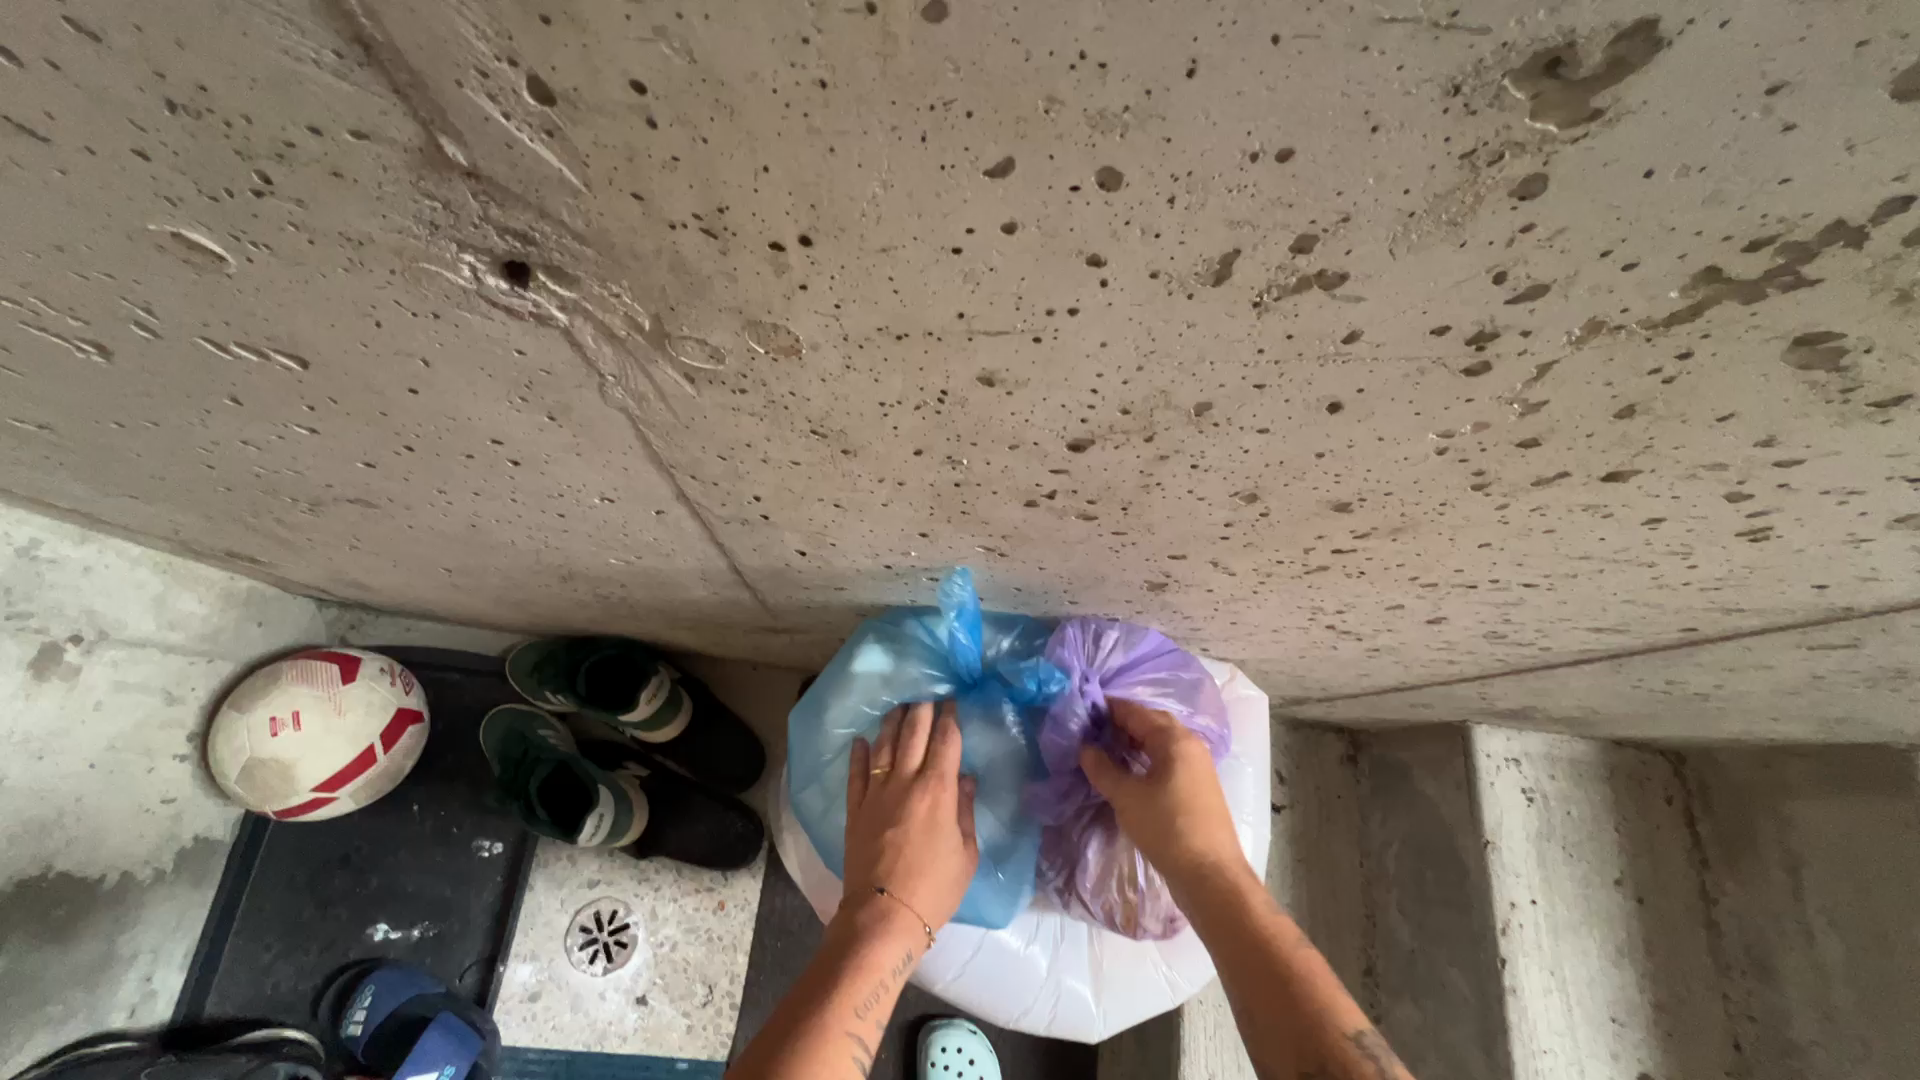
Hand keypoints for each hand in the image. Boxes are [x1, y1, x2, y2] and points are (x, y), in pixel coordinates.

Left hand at [842, 700, 979, 932]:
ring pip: (883, 746)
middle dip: (922, 710)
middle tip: (927, 695)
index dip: (950, 717)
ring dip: (891, 723)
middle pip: (913, 733)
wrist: (883, 916)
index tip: (952, 701)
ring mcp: (875, 793)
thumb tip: (964, 778)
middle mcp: (905, 781)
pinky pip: (856, 773)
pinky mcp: (854, 809)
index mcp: (937, 790)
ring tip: (898, 708)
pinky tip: (861, 741)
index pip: (945, 740)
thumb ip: (964, 810)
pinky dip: (858, 754)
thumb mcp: (966, 853)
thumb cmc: (935, 889)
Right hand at [1078, 698, 1246, 895]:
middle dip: (1120, 724)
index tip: (1081, 712)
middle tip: (1090, 732)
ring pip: (1159, 743)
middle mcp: (1189, 745)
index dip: (1107, 709)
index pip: (1135, 711)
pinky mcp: (1196, 787)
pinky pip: (1166, 760)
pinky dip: (1145, 759)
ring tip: (1104, 751)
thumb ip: (1103, 768)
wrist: (1210, 874)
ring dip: (1133, 742)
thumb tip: (1085, 748)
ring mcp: (1196, 766)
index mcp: (1174, 739)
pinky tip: (1128, 772)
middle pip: (1150, 723)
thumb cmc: (1167, 828)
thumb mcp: (1126, 797)